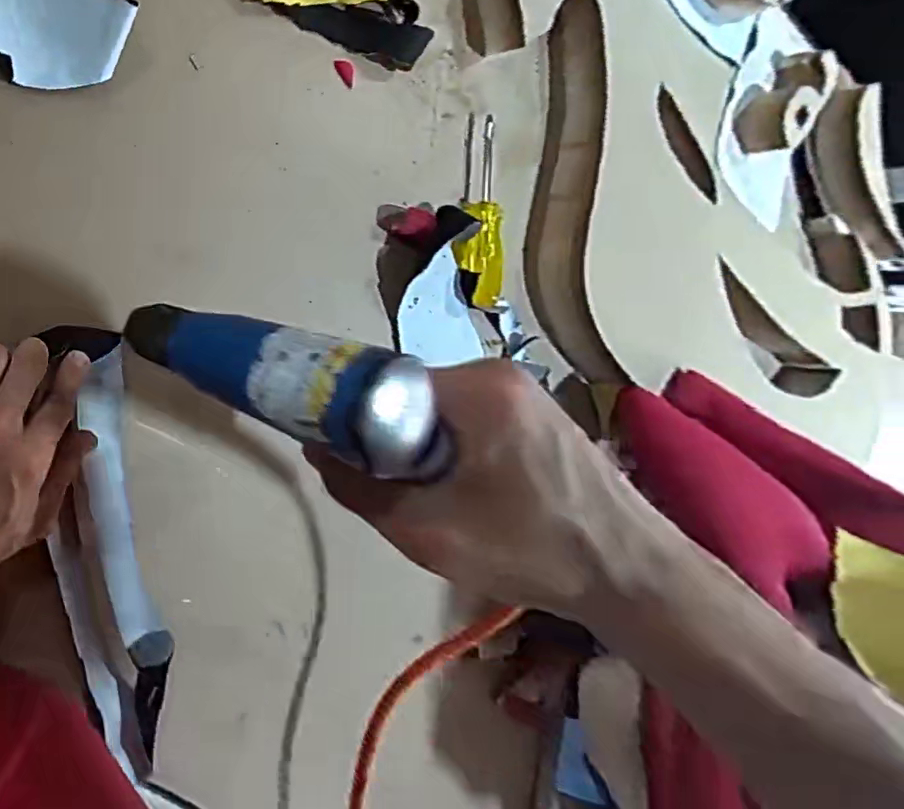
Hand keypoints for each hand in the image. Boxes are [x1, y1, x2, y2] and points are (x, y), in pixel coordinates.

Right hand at [306, 359, 647, 615]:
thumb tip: (317, 450)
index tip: (341, 451)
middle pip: (403, 394)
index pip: (379, 383)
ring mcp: (521, 394)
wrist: (643, 585)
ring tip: (424, 490)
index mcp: (474, 386)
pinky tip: (459, 488)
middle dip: (383, 434)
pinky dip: (445, 446)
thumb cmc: (531, 549)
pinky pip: (462, 417)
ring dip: (414, 443)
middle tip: (386, 480)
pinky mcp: (535, 415)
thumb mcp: (422, 530)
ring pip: (431, 408)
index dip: (350, 416)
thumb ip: (355, 487)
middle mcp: (497, 375)